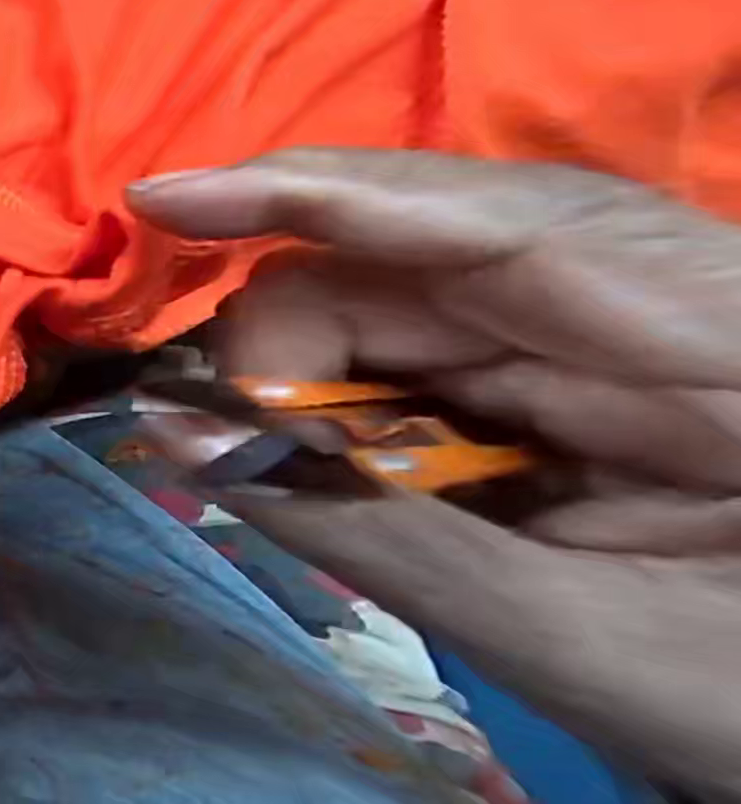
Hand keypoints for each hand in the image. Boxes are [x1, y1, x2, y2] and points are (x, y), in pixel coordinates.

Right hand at [130, 148, 740, 801]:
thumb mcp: (592, 646)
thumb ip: (373, 531)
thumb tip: (180, 436)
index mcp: (726, 335)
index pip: (484, 218)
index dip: (302, 194)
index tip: (156, 199)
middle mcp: (633, 287)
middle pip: (379, 257)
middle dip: (279, 346)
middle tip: (235, 440)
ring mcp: (564, 311)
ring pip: (348, 293)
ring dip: (288, 379)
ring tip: (299, 469)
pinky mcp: (512, 339)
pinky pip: (363, 335)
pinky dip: (309, 389)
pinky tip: (322, 445)